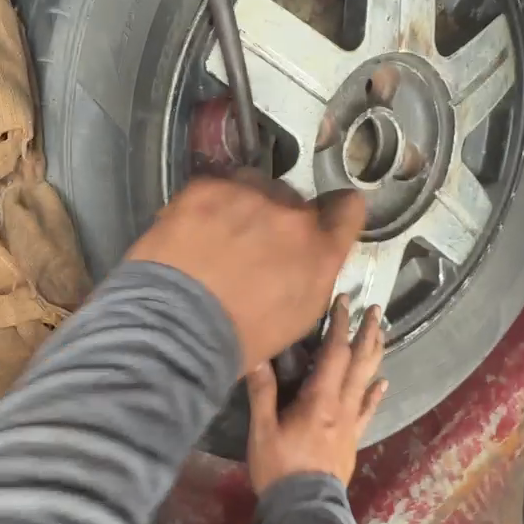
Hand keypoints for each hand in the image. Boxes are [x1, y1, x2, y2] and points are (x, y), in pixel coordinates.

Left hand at [125, 172, 364, 376]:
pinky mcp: (208, 187)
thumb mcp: (298, 317)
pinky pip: (217, 185)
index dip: (335, 213)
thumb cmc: (239, 337)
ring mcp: (249, 197)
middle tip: (251, 245)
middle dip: (279, 219)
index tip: (322, 220)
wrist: (176, 328)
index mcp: (320, 252)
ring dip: (245, 205)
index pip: (347, 209)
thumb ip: (313, 275)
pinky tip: (193, 229)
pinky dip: (208, 203)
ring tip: (218, 235)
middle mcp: (292, 217)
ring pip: (255, 186)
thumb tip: (309, 255)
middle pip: (294, 201)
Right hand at [246, 295, 387, 493]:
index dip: (339, 325)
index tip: (344, 301)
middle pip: (359, 363)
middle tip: (374, 309)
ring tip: (381, 334)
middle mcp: (341, 406)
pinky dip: (375, 393)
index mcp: (320, 399)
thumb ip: (262, 392)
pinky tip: (382, 383)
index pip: (334, 353)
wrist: (304, 508)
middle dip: (366, 333)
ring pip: (368, 381)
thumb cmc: (280, 467)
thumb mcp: (262, 429)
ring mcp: (351, 423)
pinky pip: (368, 410)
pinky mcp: (353, 438)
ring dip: (375, 355)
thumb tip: (257, 356)